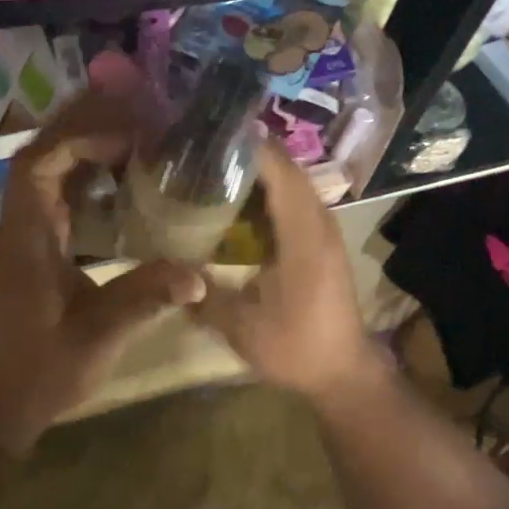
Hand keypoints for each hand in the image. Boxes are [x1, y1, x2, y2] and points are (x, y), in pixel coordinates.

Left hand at [0, 64, 204, 457]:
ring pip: (45, 170)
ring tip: (131, 128)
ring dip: (82, 143)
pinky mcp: (32, 246)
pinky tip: (118, 174)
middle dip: (80, 125)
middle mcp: (19, 226)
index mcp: (26, 239)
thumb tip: (198, 275)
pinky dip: (84, 172)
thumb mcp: (95, 339)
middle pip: (39, 155)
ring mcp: (22, 234)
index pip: (38, 167)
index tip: (128, 134)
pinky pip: (55, 192)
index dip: (78, 139)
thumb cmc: (40, 371)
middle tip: (131, 106)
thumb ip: (141, 300)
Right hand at [189, 142, 385, 401]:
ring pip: (291, 181)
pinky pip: (294, 199)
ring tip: (212, 166)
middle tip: (201, 149)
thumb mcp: (242, 328)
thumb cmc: (297, 348)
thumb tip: (163, 270)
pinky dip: (268, 190)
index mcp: (303, 234)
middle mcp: (319, 221)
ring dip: (258, 170)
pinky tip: (236, 200)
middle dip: (246, 152)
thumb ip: (204, 295)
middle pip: (285, 167)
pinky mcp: (322, 239)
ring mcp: (324, 228)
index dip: (246, 146)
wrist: (344, 373)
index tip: (207, 135)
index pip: (278, 169)